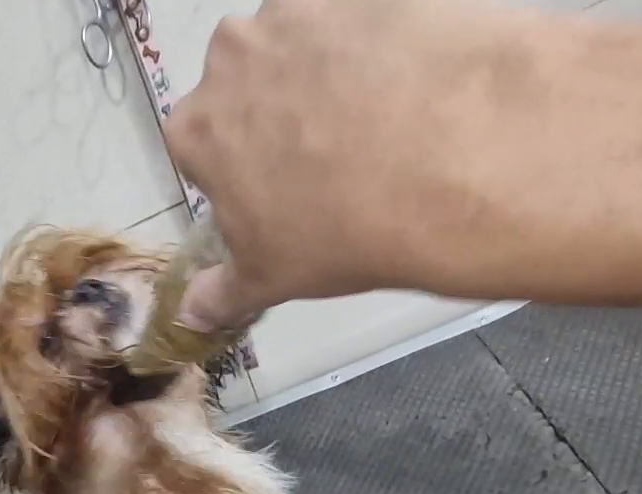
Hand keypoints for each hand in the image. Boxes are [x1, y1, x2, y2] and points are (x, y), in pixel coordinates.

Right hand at [168, 0, 570, 329]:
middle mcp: (234, 54)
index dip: (236, 171)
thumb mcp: (269, 279)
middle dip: (276, 117)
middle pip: (246, 86)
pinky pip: (363, 19)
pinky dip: (379, 47)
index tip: (274, 193)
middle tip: (327, 160)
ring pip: (303, 46)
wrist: (450, 159)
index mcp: (198, 128)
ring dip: (325, 77)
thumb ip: (220, 293)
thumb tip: (191, 314)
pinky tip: (410, 90)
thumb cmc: (337, 229)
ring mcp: (303, 8)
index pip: (200, 146)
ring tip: (377, 124)